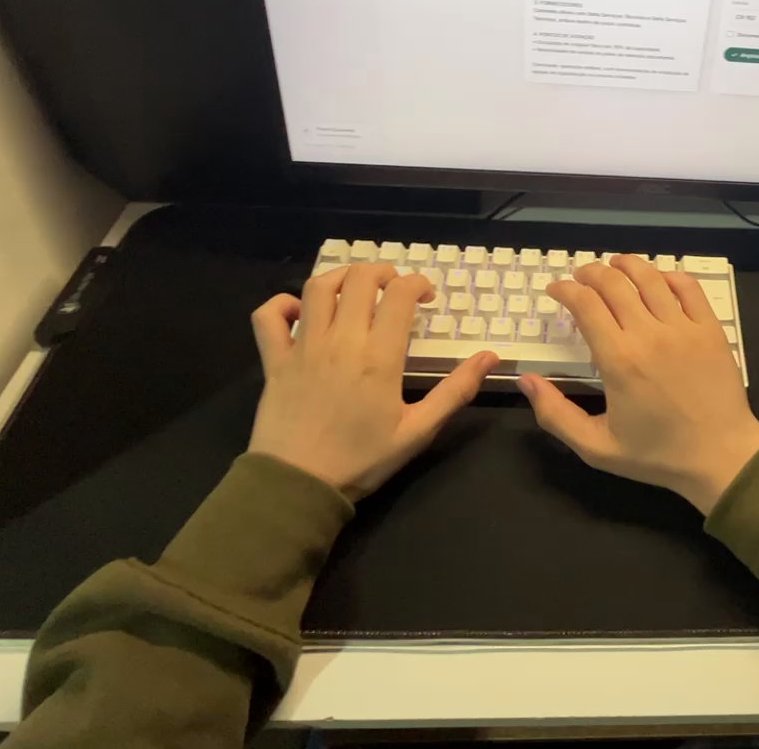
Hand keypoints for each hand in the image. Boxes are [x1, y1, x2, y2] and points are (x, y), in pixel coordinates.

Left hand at [249, 264, 497, 500]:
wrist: (297, 487)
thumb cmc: (362, 460)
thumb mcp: (418, 431)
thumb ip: (456, 391)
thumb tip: (490, 357)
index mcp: (379, 355)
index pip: (399, 294)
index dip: (417, 284)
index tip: (426, 298)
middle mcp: (341, 340)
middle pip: (359, 279)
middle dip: (382, 272)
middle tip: (394, 287)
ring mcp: (303, 347)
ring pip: (317, 288)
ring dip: (340, 277)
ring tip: (355, 287)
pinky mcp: (274, 360)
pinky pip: (268, 316)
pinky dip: (281, 304)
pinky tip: (299, 312)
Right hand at [519, 255, 758, 513]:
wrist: (721, 456)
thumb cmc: (657, 454)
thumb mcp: (596, 447)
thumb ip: (556, 414)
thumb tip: (526, 380)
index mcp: (618, 359)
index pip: (585, 304)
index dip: (565, 289)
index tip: (556, 289)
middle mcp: (649, 334)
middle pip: (613, 283)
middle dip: (590, 272)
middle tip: (580, 275)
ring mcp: (683, 328)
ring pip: (650, 278)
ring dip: (626, 264)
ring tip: (614, 264)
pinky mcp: (710, 329)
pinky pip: (688, 288)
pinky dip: (669, 275)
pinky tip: (658, 278)